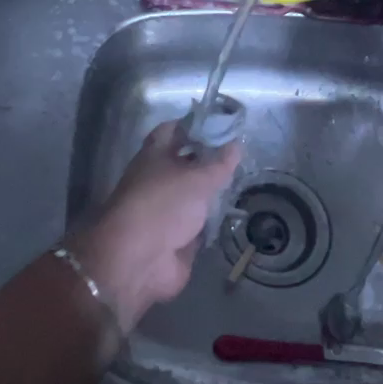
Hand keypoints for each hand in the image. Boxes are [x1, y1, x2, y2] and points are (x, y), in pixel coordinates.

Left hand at [66, 122, 242, 332]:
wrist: (139, 259)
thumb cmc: (163, 205)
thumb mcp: (197, 178)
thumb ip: (219, 163)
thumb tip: (236, 144)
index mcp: (154, 156)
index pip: (172, 130)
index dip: (194, 125)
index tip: (222, 124)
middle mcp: (158, 179)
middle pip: (185, 162)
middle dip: (209, 159)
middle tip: (240, 155)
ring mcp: (166, 210)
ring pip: (193, 193)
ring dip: (212, 190)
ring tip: (243, 180)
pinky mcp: (176, 237)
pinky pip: (198, 223)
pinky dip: (212, 220)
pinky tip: (234, 213)